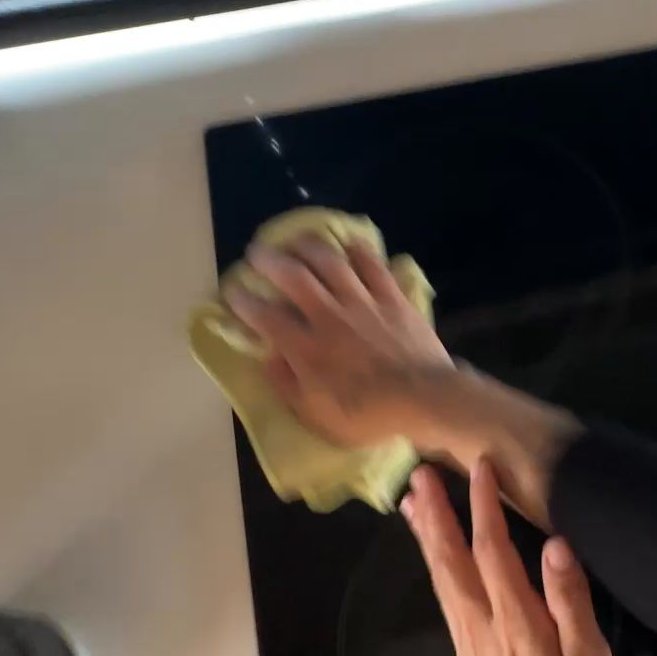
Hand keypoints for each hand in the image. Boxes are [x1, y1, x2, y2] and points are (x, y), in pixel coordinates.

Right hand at [223, 236, 454, 449]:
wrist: (424, 397)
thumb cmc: (369, 414)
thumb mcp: (317, 415)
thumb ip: (288, 386)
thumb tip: (270, 359)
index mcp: (306, 348)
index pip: (265, 317)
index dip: (244, 302)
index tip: (232, 291)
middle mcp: (330, 317)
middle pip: (294, 278)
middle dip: (270, 261)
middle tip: (257, 252)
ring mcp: (364, 304)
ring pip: (332, 264)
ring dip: (310, 248)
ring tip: (297, 240)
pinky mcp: (393, 299)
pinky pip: (374, 267)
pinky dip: (361, 252)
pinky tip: (350, 243)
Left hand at [402, 463, 618, 655]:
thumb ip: (572, 606)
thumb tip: (557, 546)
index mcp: (517, 626)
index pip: (494, 553)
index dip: (484, 507)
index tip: (480, 467)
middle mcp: (483, 629)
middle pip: (453, 562)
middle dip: (437, 514)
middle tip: (420, 473)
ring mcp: (469, 645)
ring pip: (442, 579)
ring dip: (427, 536)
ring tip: (412, 501)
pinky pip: (445, 598)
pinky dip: (434, 566)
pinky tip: (434, 554)